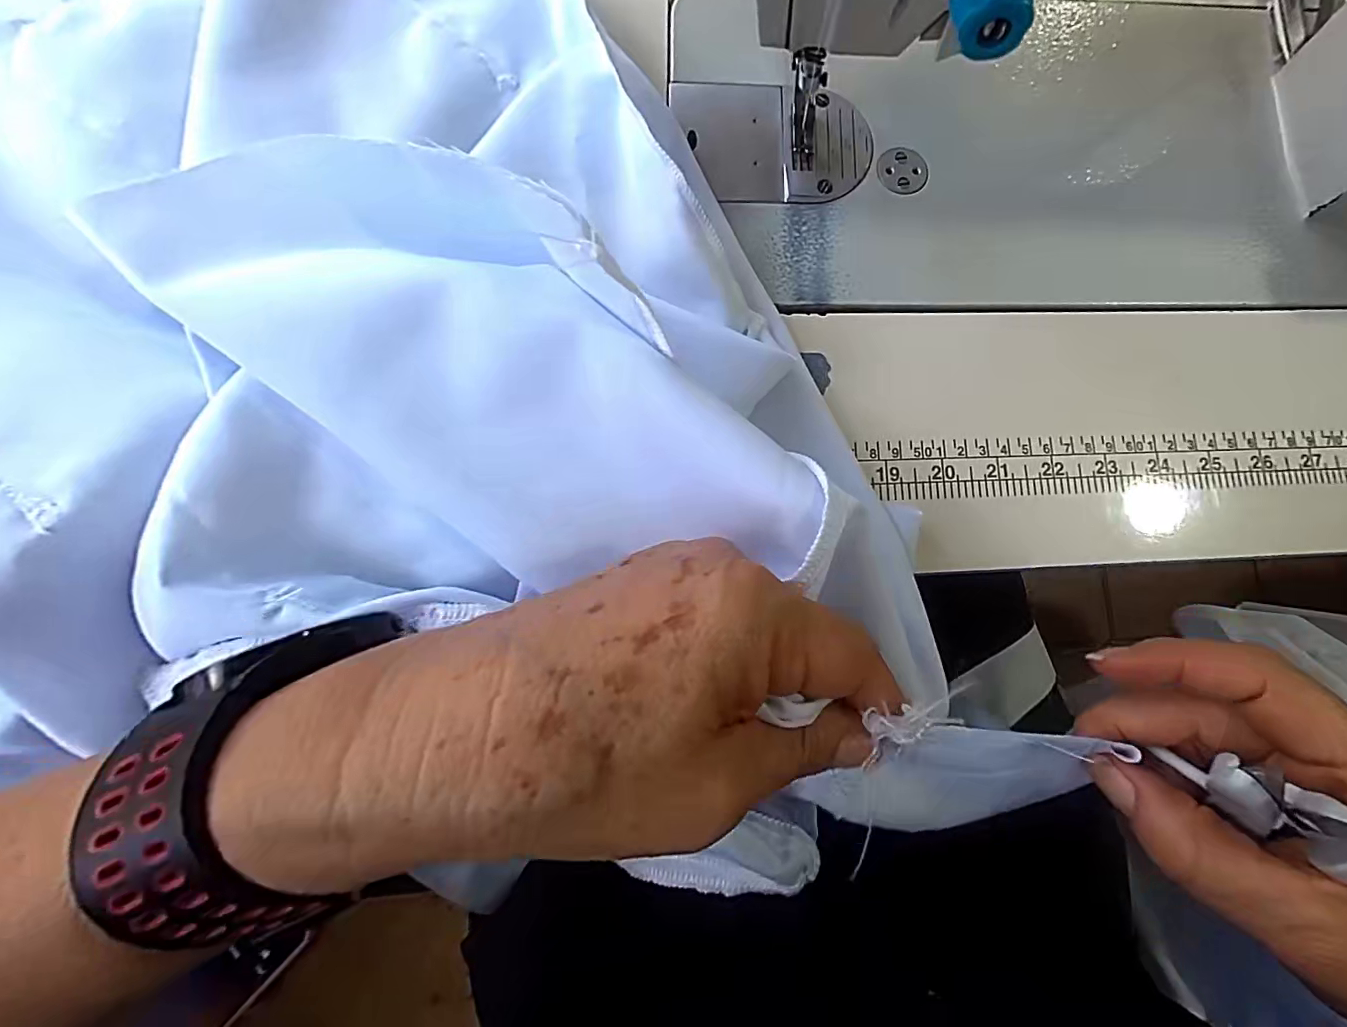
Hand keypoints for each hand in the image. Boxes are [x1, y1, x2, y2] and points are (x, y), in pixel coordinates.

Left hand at [208, 538, 902, 893]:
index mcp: (749, 605)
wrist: (460, 730)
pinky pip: (702, 610)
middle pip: (795, 625)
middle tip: (812, 746)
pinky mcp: (626, 575)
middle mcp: (713, 564)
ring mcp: (662, 562)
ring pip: (747, 616)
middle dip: (815, 683)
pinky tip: (692, 696)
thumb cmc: (595, 770)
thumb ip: (798, 747)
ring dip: (762, 667)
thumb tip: (853, 731)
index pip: (846, 647)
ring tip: (745, 729)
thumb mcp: (716, 784)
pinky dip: (719, 651)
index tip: (887, 735)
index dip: (877, 695)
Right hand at [1074, 639, 1346, 1026]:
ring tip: (1105, 764)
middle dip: (1143, 716)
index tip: (1107, 666)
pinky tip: (1143, 782)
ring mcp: (1311, 764)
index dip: (1181, 663)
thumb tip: (1107, 774)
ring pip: (1206, 726)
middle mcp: (1340, 751)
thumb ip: (1201, 854)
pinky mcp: (1284, 781)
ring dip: (1148, 740)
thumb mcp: (1307, 927)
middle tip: (1084, 744)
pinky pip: (1208, 756)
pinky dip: (1165, 766)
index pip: (1267, 685)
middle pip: (1220, 706)